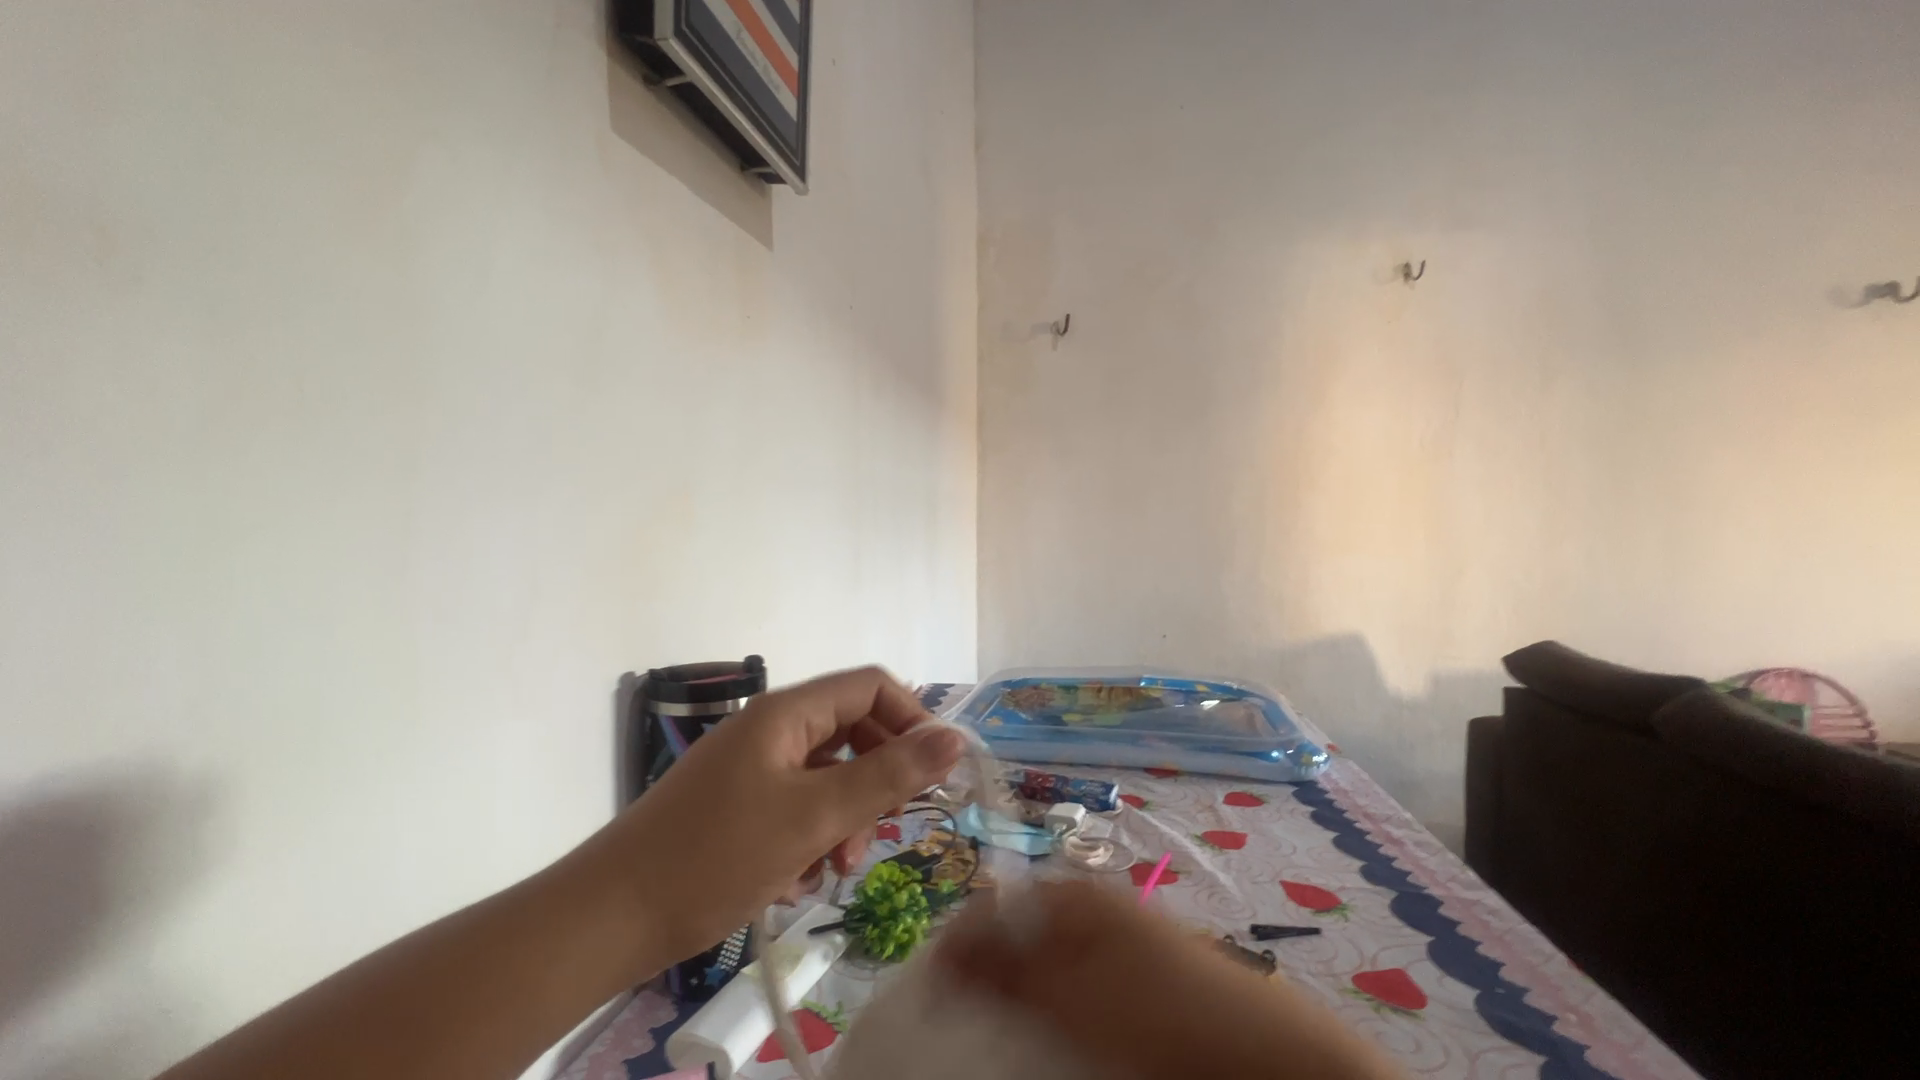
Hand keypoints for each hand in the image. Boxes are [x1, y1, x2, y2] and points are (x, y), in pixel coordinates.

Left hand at [574, 666, 965, 972]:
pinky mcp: (739, 806)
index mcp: (786, 713)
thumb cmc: (716, 856)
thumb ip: (887, 775)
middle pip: (853, 732)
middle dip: (878, 780)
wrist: (610, 917)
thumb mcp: (814, 816)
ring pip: (829, 776)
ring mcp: (752, 768)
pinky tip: (800, 878)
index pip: (871, 687)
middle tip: (883, 830)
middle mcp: (771, 729)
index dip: (912, 721)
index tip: (935, 776)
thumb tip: (954, 737)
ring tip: (837, 868)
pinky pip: (798, 806)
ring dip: (848, 817)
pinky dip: (814, 836)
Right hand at [938, 881, 1400, 1079]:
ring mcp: (1117, 945)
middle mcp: (1091, 910)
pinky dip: (1055, 1015)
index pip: (988, 907)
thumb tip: (942, 952)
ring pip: (1043, 969)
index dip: (954, 949)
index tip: (930, 998)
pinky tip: (1052, 1044)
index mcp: (1071, 896)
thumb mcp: (1071, 992)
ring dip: (1018, 1002)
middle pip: (1014, 938)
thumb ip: (1003, 967)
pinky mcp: (1137, 985)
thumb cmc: (1161, 1014)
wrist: (1270, 1057)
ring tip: (1004, 1039)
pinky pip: (1076, 993)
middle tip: (963, 1024)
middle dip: (984, 978)